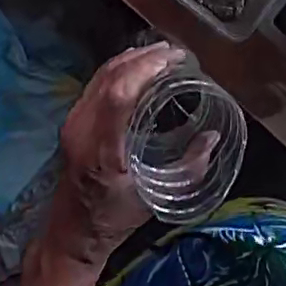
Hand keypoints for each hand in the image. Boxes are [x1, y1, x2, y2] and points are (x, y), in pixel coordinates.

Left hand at [42, 42, 184, 268]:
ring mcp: (74, 120)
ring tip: (162, 55)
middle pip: (111, 77)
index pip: (118, 93)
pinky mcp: (73, 118)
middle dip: (144, 58)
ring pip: (102, 74)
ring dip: (132, 59)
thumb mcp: (158, 198)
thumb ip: (189, 168)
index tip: (173, 60)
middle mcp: (83, 128)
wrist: (72, 231)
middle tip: (175, 54)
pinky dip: (120, 68)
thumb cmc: (115, 218)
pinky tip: (139, 66)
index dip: (145, 69)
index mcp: (102, 148)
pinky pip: (97, 82)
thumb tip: (213, 137)